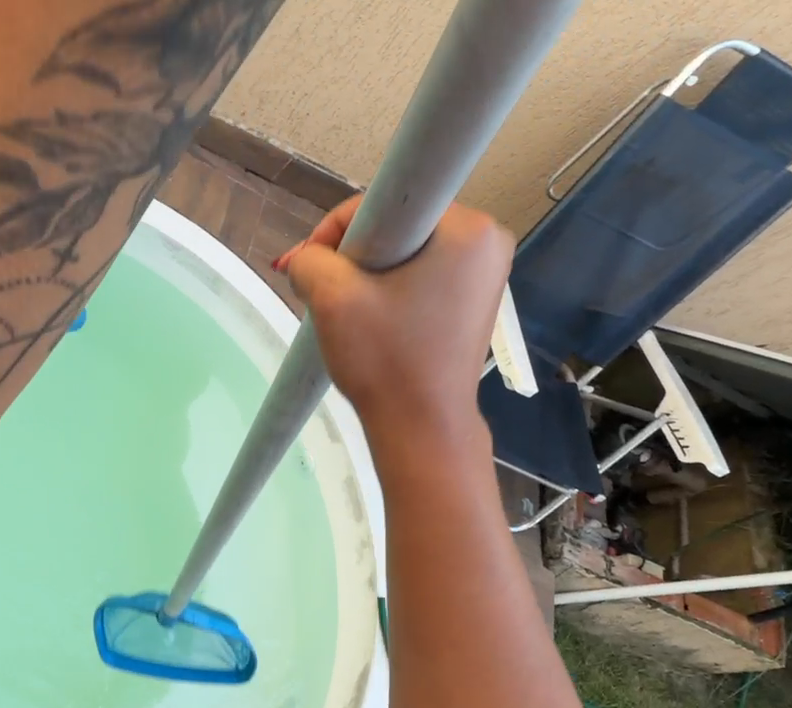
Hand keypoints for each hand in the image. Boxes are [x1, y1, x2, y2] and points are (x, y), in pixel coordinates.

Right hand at [276, 196, 512, 453]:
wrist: (419, 424)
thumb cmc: (385, 360)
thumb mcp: (333, 300)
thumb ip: (311, 260)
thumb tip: (304, 257)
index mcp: (467, 228)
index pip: (387, 198)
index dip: (340, 228)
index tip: (316, 265)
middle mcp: (487, 240)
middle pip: (395, 225)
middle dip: (352, 256)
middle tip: (325, 296)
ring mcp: (483, 272)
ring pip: (403, 252)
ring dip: (365, 276)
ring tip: (346, 314)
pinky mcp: (471, 299)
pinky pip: (417, 275)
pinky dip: (386, 291)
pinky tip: (370, 323)